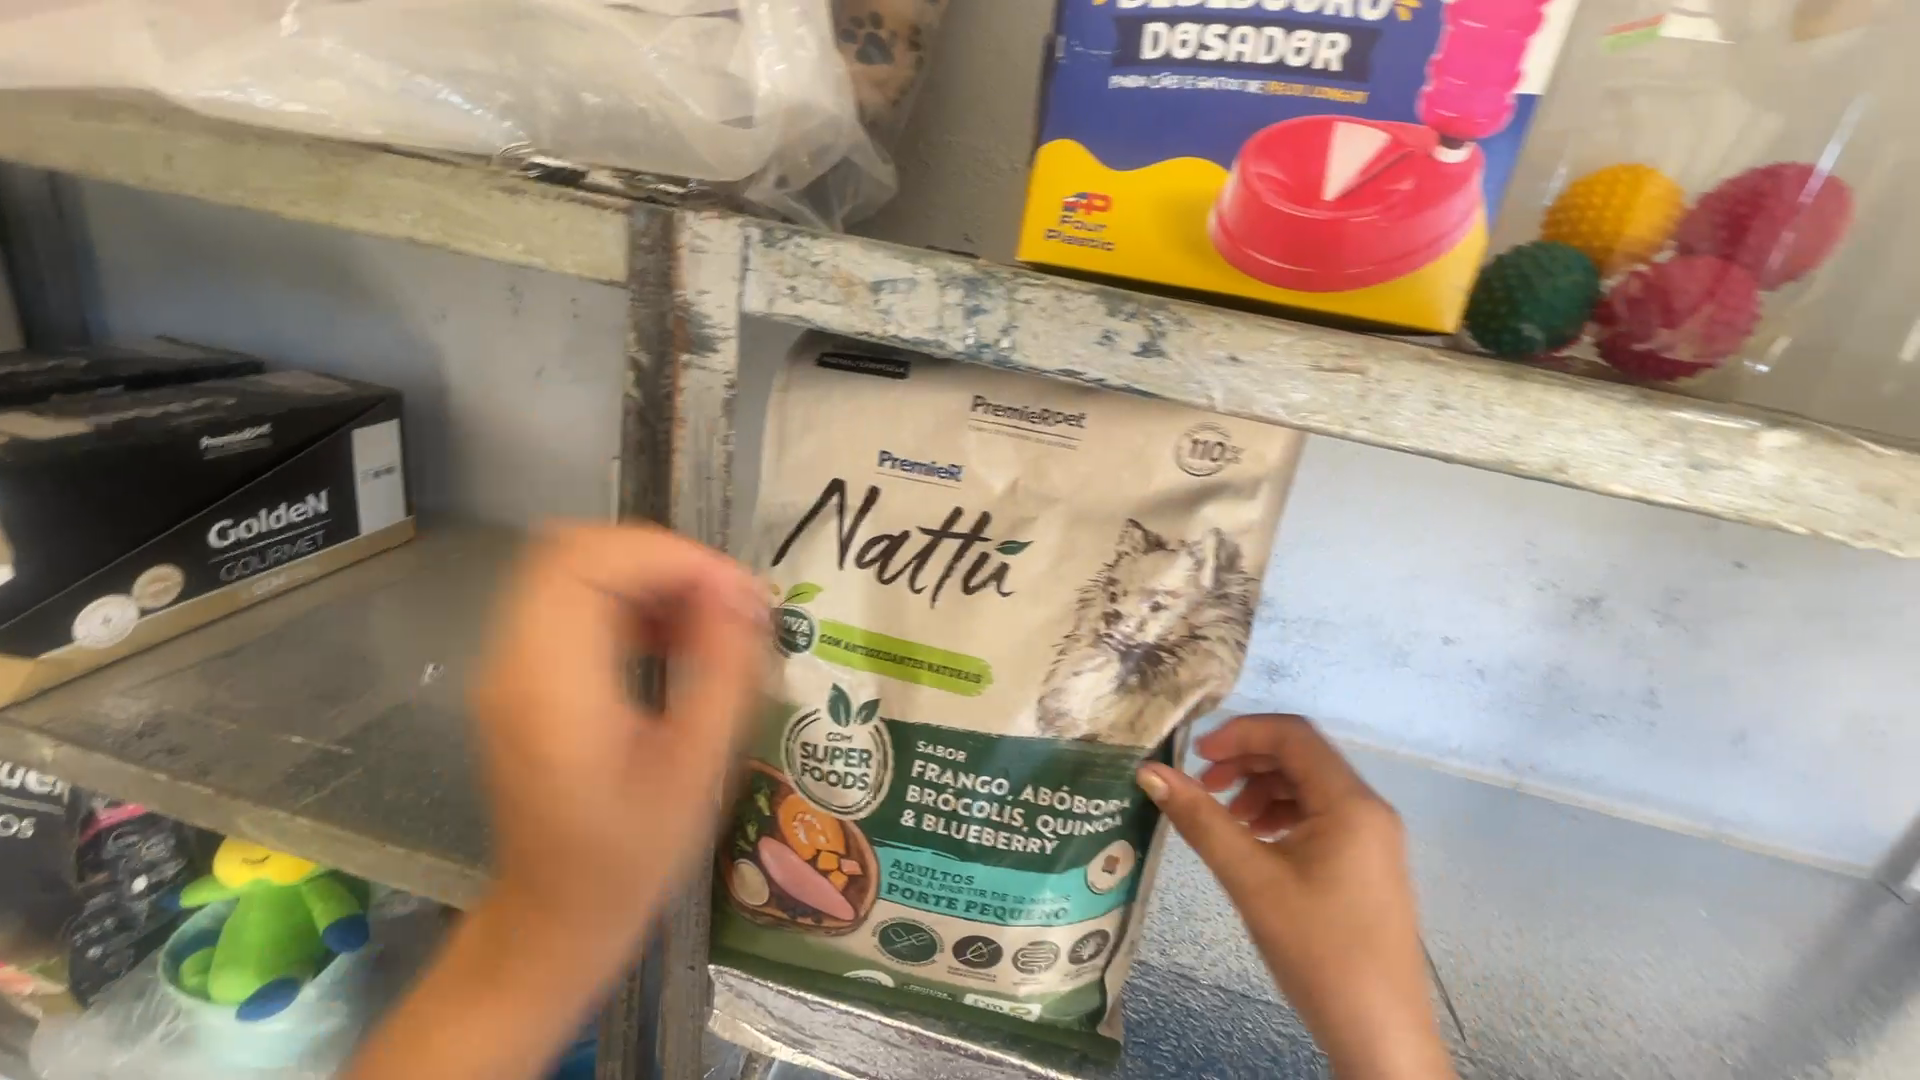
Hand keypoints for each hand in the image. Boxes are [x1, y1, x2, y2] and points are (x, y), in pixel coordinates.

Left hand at [470, 524, 767, 949]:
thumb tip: (743, 596)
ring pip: (576, 568)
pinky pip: (576, 601)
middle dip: (665, 558)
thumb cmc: (630, 861)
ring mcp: (513, 664)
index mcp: (550, 685)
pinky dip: (634, 599)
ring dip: (652, 575)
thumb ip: (722, 672)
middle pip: (576, 549)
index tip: (739, 593)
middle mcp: (515, 660)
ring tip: (714, 618)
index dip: (673, 557)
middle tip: (730, 599)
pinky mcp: (527, 674)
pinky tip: (678, 638)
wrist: (554, 921)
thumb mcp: (696, 771)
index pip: (590, 562)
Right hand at [1136, 715, 1452, 1079]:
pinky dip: (1278, 815)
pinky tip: (1252, 843)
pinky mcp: (1364, 864)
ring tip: (1223, 819)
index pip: (1293, 733)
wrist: (1381, 1038)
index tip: (1196, 757)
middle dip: (1245, 761)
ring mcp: (1370, 838)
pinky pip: (1317, 817)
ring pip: (1306, 786)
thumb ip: (1200, 819)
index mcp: (1351, 802)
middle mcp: (1367, 809)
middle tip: (1202, 787)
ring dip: (1259, 789)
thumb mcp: (1250, 880)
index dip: (1239, 733)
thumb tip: (1149, 772)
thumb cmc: (1318, 952)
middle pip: (1299, 756)